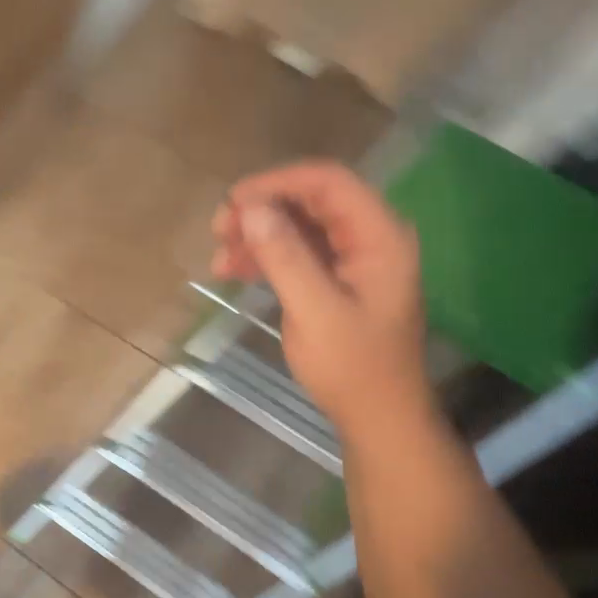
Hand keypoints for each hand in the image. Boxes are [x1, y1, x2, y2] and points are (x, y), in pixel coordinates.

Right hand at [211, 161, 429, 433]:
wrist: (377, 415)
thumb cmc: (352, 365)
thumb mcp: (315, 310)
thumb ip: (286, 257)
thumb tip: (251, 209)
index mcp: (379, 237)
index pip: (329, 182)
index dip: (278, 183)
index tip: (233, 202)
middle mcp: (370, 238)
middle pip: (311, 200)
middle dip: (262, 209)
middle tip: (219, 230)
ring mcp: (353, 259)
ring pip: (298, 225)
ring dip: (257, 233)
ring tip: (220, 256)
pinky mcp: (336, 279)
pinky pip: (297, 251)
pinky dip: (265, 255)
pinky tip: (233, 270)